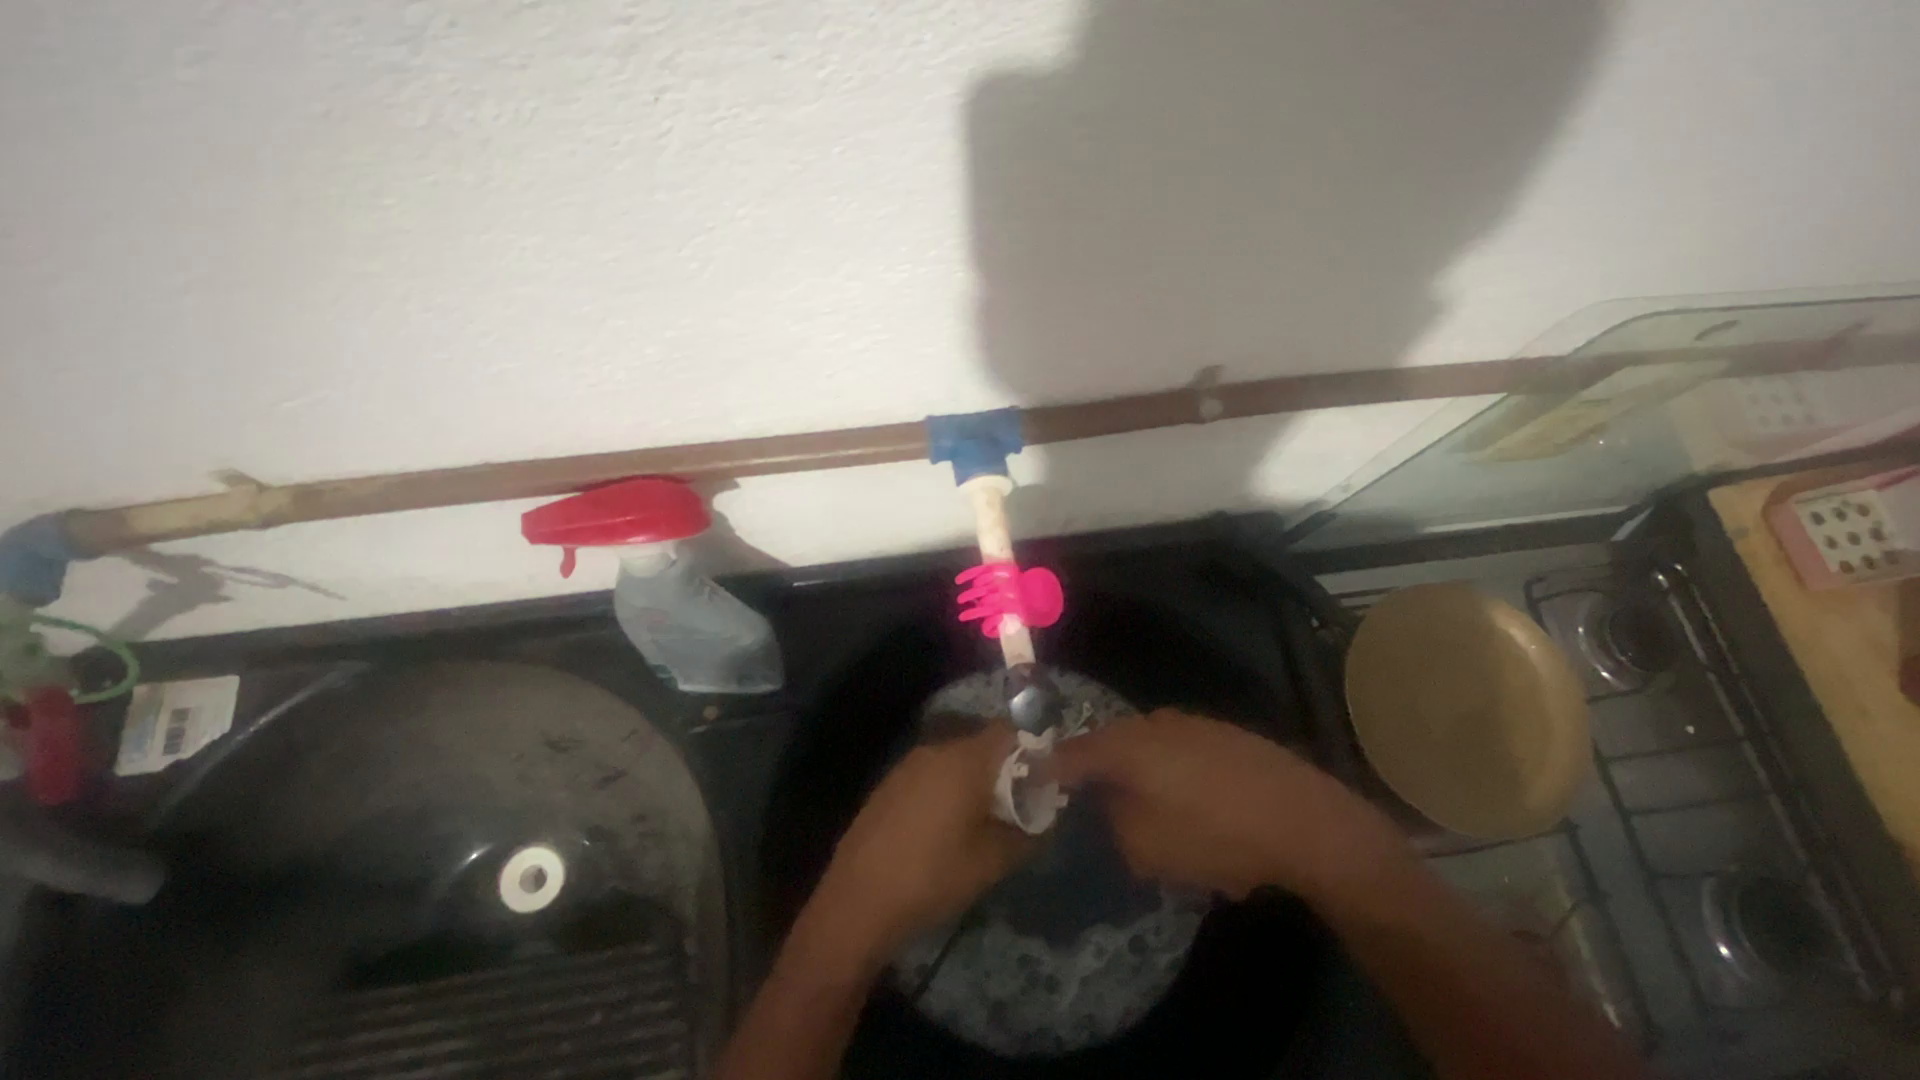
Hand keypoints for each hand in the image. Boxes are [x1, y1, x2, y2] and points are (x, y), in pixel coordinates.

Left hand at [811, 725, 1031, 958]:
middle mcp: (935, 750)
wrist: (858, 902)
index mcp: (964, 760)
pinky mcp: (888, 786)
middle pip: (982, 744)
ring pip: (955, 760)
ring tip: (986, 820)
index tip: (1046, 780)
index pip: (1010, 732)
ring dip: (975, 780)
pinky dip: (948, 790)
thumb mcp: (993, 861)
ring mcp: (907, 766)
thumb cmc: (933, 877)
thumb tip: (1046, 817)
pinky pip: (931, 775)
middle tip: (1021, 805)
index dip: (1033, 750)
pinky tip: (948, 827)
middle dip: (1006, 768)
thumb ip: (1028, 833)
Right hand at [1055, 709, 1410, 901]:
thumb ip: (1113, 822)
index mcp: (1126, 745)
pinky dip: (1173, 775)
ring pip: (1149, 748)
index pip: (1069, 753)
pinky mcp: (1228, 736)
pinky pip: (1182, 753)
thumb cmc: (1216, 836)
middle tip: (1086, 800)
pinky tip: (1190, 806)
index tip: (1031, 784)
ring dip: (1138, 773)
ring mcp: (1195, 725)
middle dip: (1096, 771)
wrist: (1307, 823)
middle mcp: (1155, 723)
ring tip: (1141, 808)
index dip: (1047, 771)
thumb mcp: (1145, 848)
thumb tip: (1111, 804)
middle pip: (1110, 745)